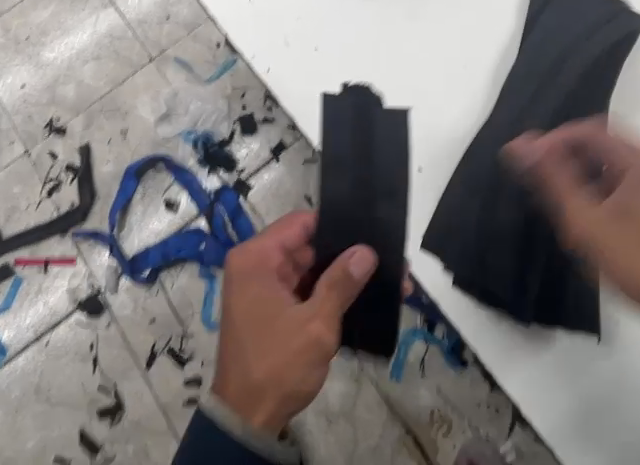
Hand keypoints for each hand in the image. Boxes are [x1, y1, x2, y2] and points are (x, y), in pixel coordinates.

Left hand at [210, 211, 375, 433]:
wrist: (248, 416)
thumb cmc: (277, 364)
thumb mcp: (315, 324)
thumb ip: (341, 284)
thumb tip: (367, 251)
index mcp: (256, 258)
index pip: (299, 224)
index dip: (335, 225)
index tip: (371, 229)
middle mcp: (255, 265)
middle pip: (306, 247)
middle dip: (345, 255)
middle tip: (390, 260)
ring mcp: (262, 288)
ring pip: (308, 270)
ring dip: (340, 277)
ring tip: (386, 279)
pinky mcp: (270, 309)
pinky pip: (302, 291)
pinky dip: (327, 295)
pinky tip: (362, 299)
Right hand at [503, 119, 639, 338]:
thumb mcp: (587, 222)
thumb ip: (551, 179)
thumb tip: (520, 144)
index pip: (591, 131)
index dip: (554, 141)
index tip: (529, 162)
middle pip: (610, 147)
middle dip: (572, 162)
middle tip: (546, 187)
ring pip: (625, 168)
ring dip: (592, 179)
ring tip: (571, 207)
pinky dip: (615, 192)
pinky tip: (602, 220)